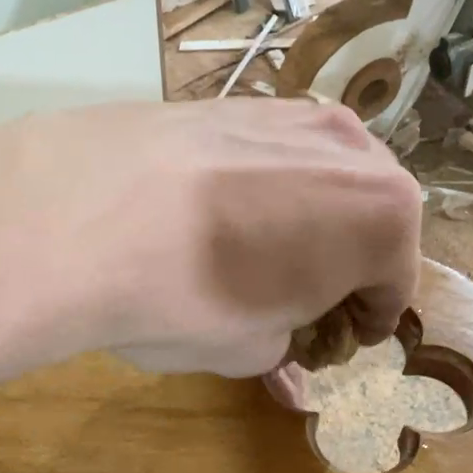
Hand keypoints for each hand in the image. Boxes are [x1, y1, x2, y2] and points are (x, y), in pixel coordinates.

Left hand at [0, 99, 420, 438]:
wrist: (79, 210)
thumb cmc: (190, 296)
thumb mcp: (244, 348)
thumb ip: (280, 353)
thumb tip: (287, 373)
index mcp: (383, 215)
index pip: (392, 285)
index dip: (362, 323)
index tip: (331, 343)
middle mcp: (351, 149)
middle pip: (363, 218)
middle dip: (338, 263)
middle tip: (292, 301)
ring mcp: (287, 111)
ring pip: (315, 178)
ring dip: (297, 219)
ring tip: (244, 256)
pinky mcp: (227, 99)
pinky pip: (262, 154)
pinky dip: (251, 187)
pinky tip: (203, 215)